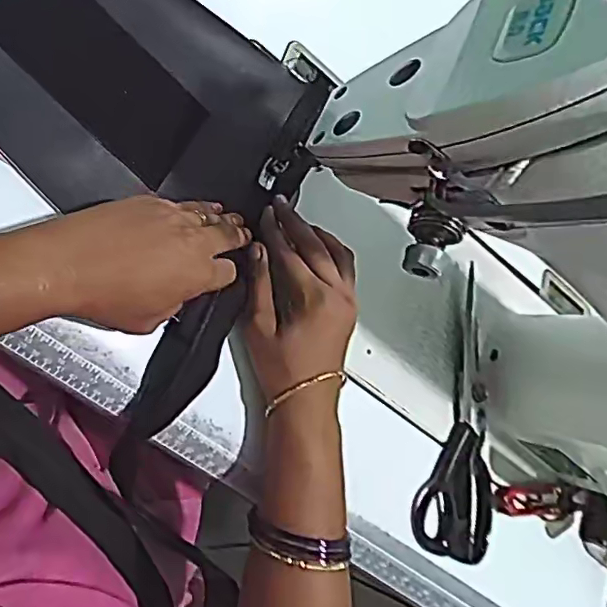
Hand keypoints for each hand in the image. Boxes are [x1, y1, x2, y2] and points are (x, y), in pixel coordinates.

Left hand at [14, 195, 249, 333]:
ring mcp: (169, 217)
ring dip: (219, 216)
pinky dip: (189, 206)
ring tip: (227, 217)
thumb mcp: (145, 320)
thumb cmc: (99, 292)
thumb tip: (173, 297)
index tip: (224, 273)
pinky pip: (178, 202)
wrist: (67, 263)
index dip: (228, 274)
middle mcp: (189, 240)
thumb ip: (171, 306)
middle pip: (227, 233)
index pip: (228, 272)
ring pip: (207, 212)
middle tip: (241, 235)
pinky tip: (190, 208)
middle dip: (236, 236)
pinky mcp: (147, 201)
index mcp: (197, 274)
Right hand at [242, 198, 356, 407]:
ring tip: (298, 220)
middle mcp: (337, 296)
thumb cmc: (283, 371)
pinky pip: (346, 267)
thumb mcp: (258, 326)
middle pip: (316, 246)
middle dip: (296, 223)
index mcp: (314, 299)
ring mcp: (347, 301)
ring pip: (337, 253)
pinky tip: (319, 245)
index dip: (275, 231)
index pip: (290, 253)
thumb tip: (258, 252)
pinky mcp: (349, 308)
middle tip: (281, 207)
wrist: (306, 399)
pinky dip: (331, 249)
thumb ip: (258, 284)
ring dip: (317, 233)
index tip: (265, 215)